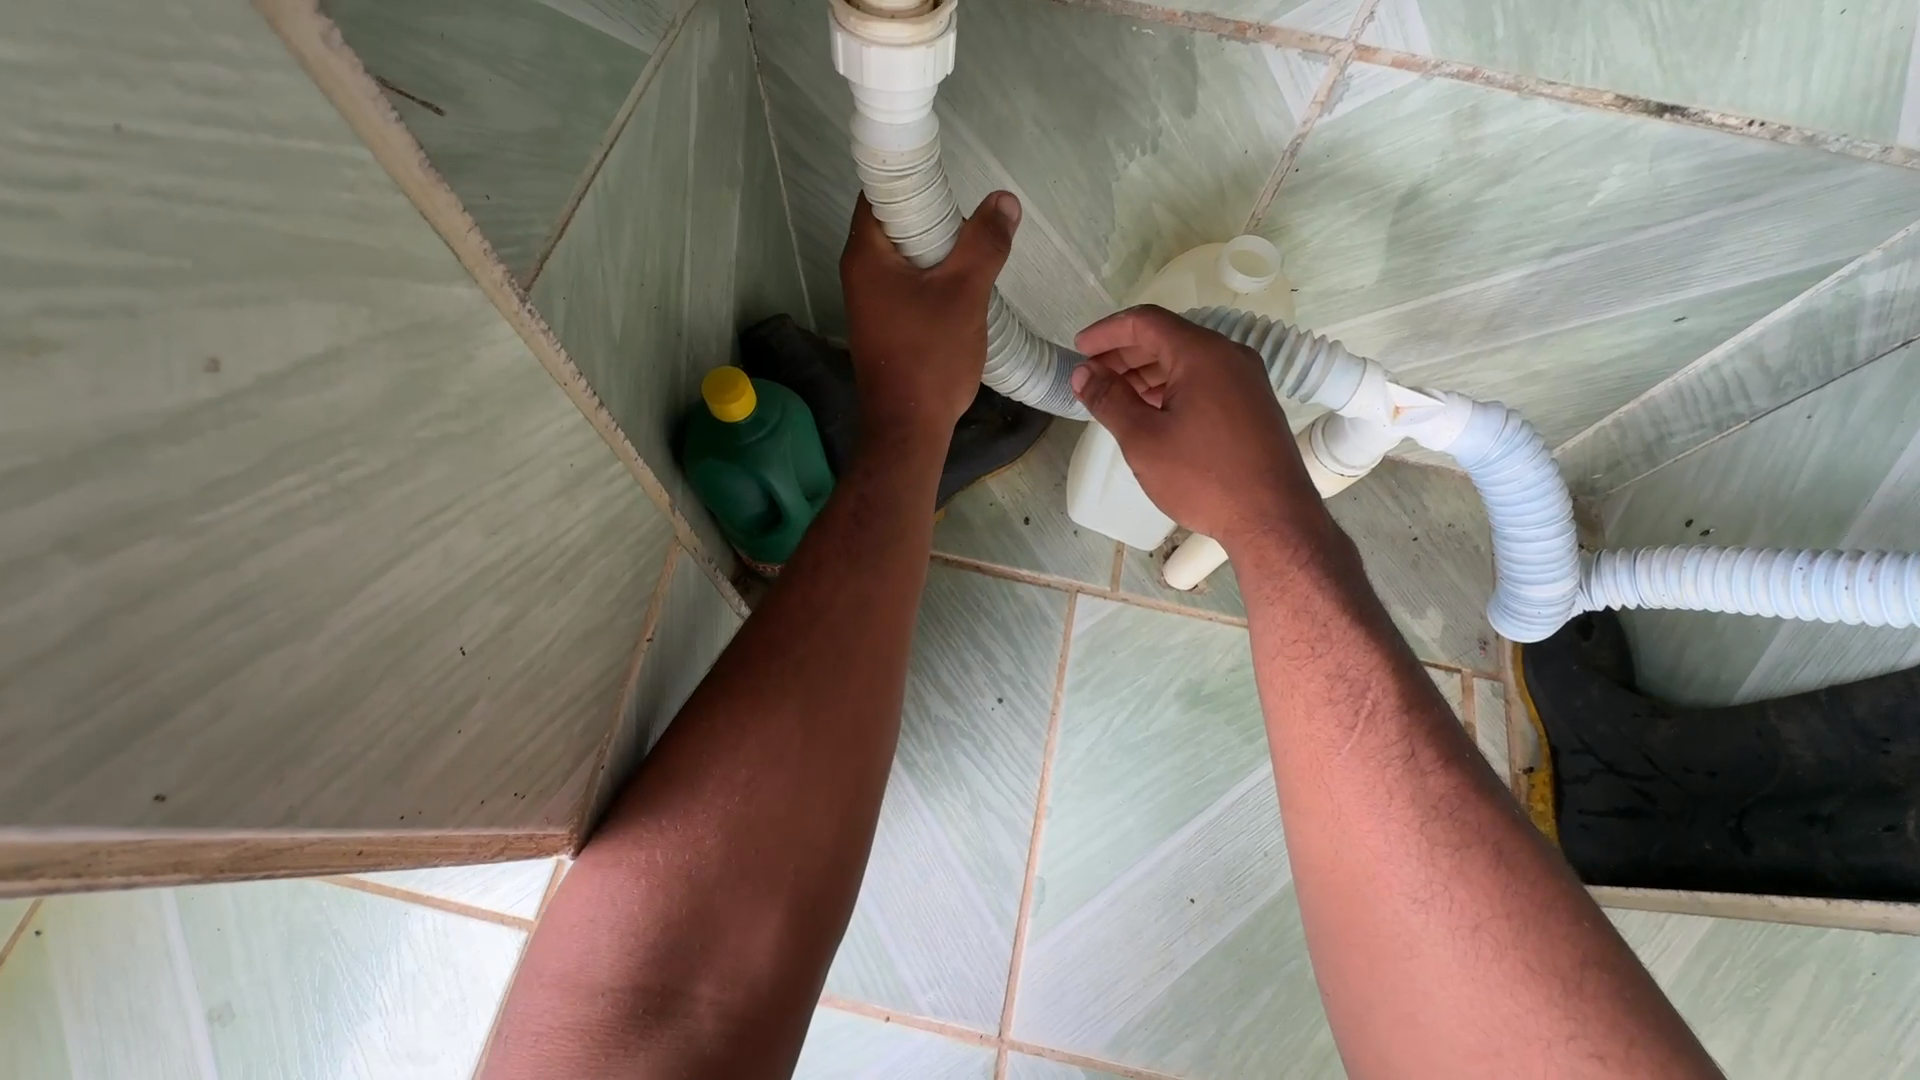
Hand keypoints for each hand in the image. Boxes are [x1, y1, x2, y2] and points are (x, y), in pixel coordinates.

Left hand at [840, 191, 1021, 444]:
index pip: (880, 191)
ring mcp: (870, 302)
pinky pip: (909, 285)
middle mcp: (859, 273)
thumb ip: (984, 243)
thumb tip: (1004, 201)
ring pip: (906, 257)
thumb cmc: (931, 358)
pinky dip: (934, 279)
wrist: (909, 428)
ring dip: (939, 252)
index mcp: (865, 255)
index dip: (915, 178)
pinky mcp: (885, 325)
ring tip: (976, 257)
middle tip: (973, 225)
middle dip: (936, 217)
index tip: (953, 181)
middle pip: (896, 223)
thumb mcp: (965, 294)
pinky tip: (964, 291)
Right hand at [1072, 305, 1327, 553]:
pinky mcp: (1252, 404)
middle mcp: (1229, 356)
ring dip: (1146, 373)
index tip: (1078, 350)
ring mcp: (1246, 380)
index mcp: (1202, 354)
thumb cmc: (1203, 477)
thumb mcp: (1144, 439)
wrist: (1273, 518)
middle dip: (1123, 354)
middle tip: (1091, 377)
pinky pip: (1204, 380)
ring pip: (1186, 361)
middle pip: (1167, 338)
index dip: (1106, 332)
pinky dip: (1172, 387)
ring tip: (1114, 397)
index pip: (1145, 322)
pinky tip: (1151, 412)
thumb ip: (1109, 400)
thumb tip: (1083, 374)